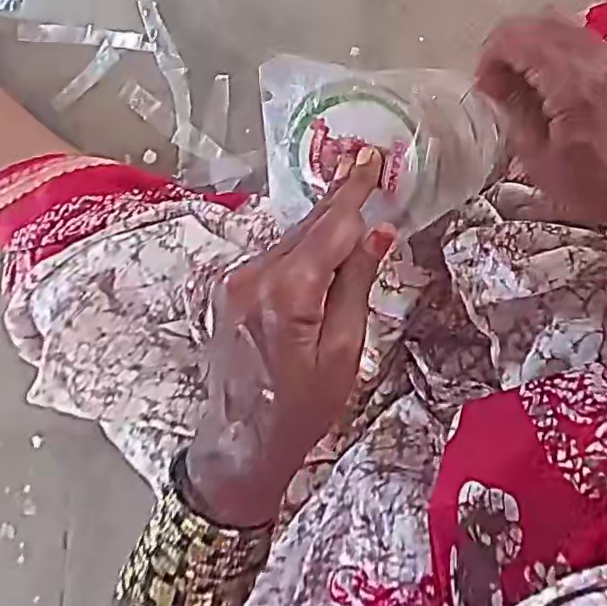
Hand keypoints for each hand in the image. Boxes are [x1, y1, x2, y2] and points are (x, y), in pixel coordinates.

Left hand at [186, 148, 395, 526]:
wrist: (239, 448)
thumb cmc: (303, 406)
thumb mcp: (344, 349)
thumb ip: (357, 283)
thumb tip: (378, 232)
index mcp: (287, 293)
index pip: (331, 227)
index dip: (355, 191)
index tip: (370, 158)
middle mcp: (253, 277)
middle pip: (309, 225)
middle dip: (341, 196)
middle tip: (365, 162)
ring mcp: (234, 282)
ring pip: (293, 237)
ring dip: (325, 220)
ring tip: (353, 197)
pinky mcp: (228, 290)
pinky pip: (276, 254)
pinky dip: (304, 243)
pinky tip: (324, 239)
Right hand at [475, 13, 606, 226]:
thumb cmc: (584, 183)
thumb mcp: (535, 153)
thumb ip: (512, 105)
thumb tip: (495, 81)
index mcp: (574, 81)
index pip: (517, 38)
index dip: (491, 56)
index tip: (485, 84)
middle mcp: (596, 58)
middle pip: (536, 23)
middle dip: (507, 47)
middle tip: (496, 81)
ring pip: (555, 23)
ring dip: (528, 44)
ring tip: (517, 78)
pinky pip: (573, 35)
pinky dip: (550, 46)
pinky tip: (541, 75)